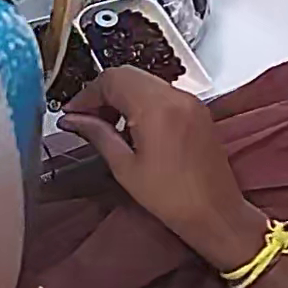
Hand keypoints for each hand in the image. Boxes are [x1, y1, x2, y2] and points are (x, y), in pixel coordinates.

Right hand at [58, 66, 266, 269]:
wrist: (214, 212)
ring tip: (107, 126)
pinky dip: (140, 102)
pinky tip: (131, 128)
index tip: (72, 114)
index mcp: (155, 108)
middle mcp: (175, 96)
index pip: (112, 80)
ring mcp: (190, 101)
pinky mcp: (197, 110)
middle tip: (86, 119)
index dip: (86, 95)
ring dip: (121, 96)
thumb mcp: (124, 167)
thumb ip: (97, 134)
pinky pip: (161, 93)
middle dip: (102, 93)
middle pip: (127, 75)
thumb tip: (73, 120)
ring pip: (144, 81)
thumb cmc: (169, 197)